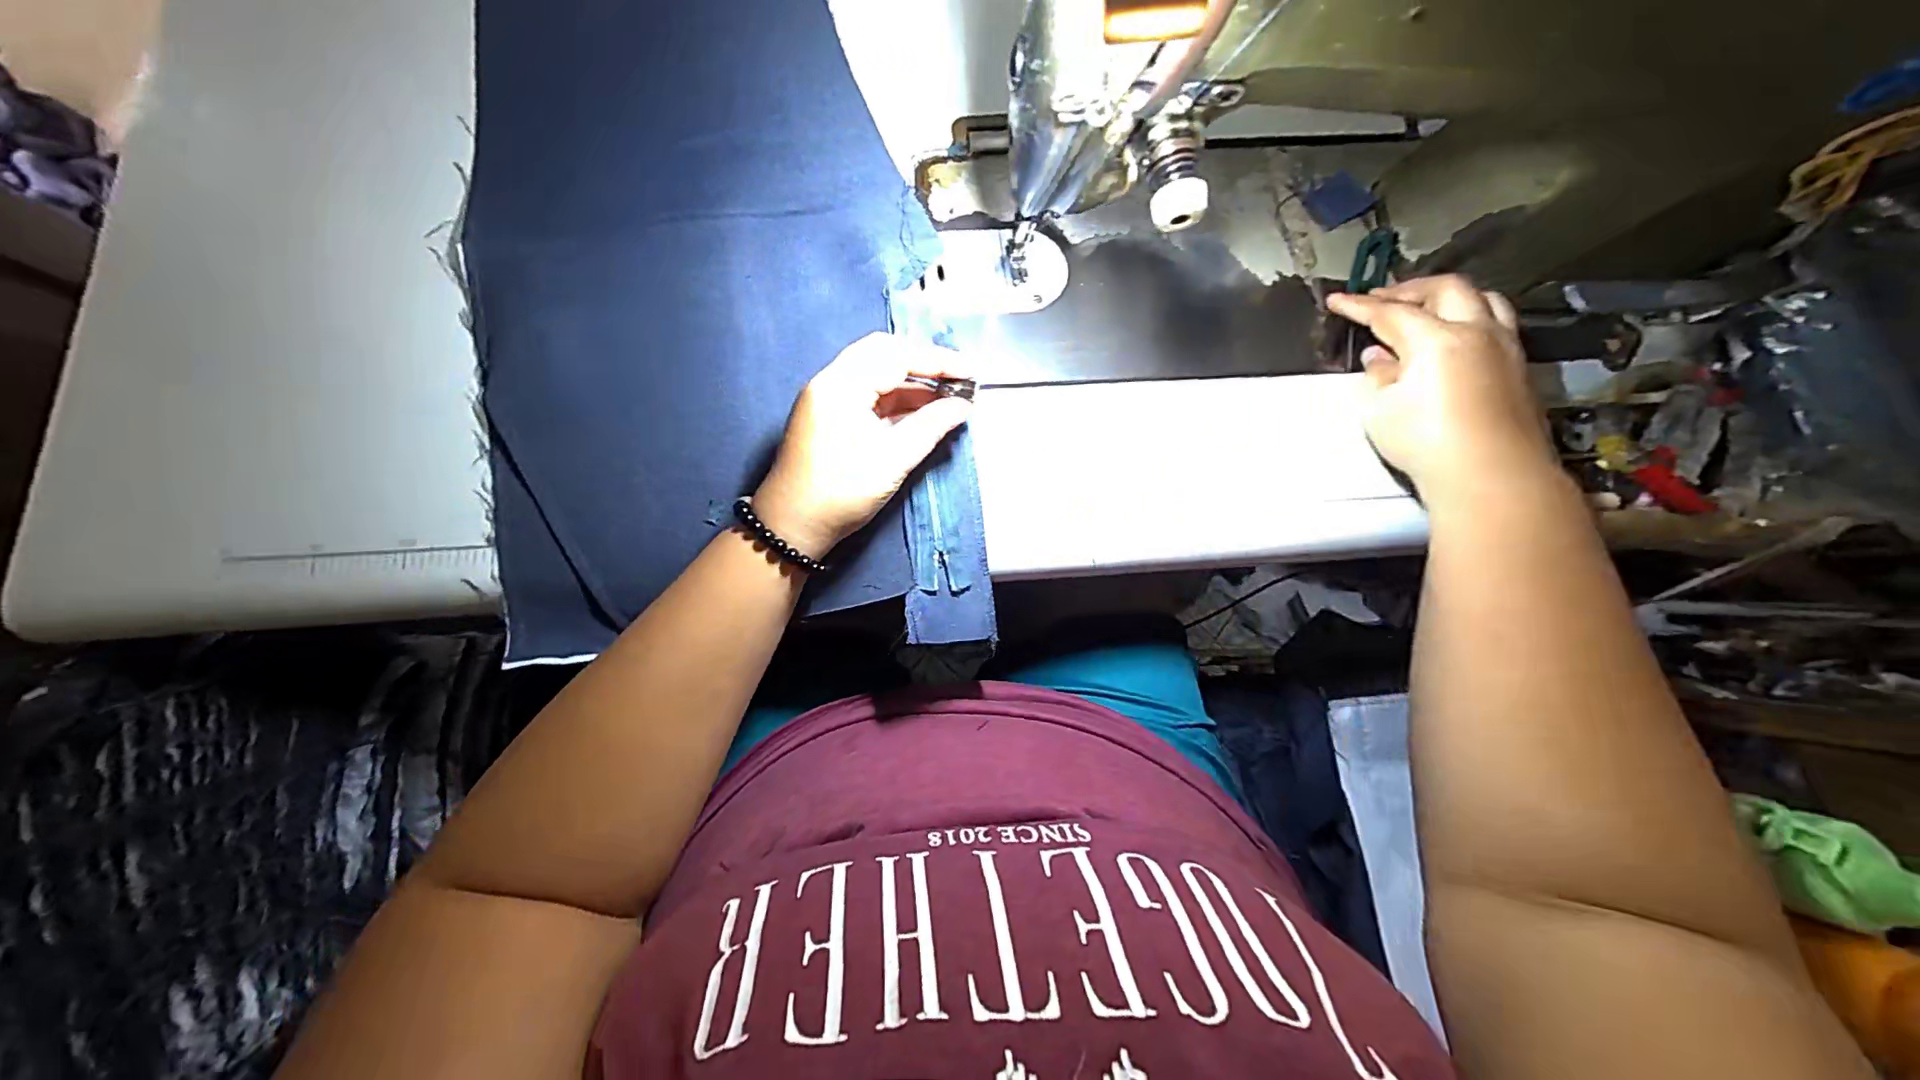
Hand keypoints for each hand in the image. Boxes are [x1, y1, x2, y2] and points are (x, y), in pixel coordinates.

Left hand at [751, 332, 973, 560]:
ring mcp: (828, 398)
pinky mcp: (830, 416)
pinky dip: (896, 398)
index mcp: (841, 386)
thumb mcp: (893, 460)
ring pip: (875, 373)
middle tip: (957, 379)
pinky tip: (922, 411)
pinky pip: (867, 394)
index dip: (938, 361)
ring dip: (911, 382)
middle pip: (884, 354)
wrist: (792, 526)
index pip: (896, 356)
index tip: (971, 372)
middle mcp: (831, 382)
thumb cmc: (841, 492)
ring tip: (948, 397)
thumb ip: (930, 426)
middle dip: (923, 363)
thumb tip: (962, 406)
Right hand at [1326, 275, 1556, 506]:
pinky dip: (1468, 318)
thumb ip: (1377, 377)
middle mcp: (1477, 332)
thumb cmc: (1427, 443)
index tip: (1338, 300)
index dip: (1359, 306)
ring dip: (1448, 298)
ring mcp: (1504, 348)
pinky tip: (1451, 338)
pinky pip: (1496, 324)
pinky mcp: (1518, 368)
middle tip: (1382, 299)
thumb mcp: (1380, 412)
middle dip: (1409, 290)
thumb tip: (1379, 359)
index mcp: (1437, 339)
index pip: (1391, 312)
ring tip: (1424, 309)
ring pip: (1482, 299)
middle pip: (1445, 289)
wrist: (1490, 475)